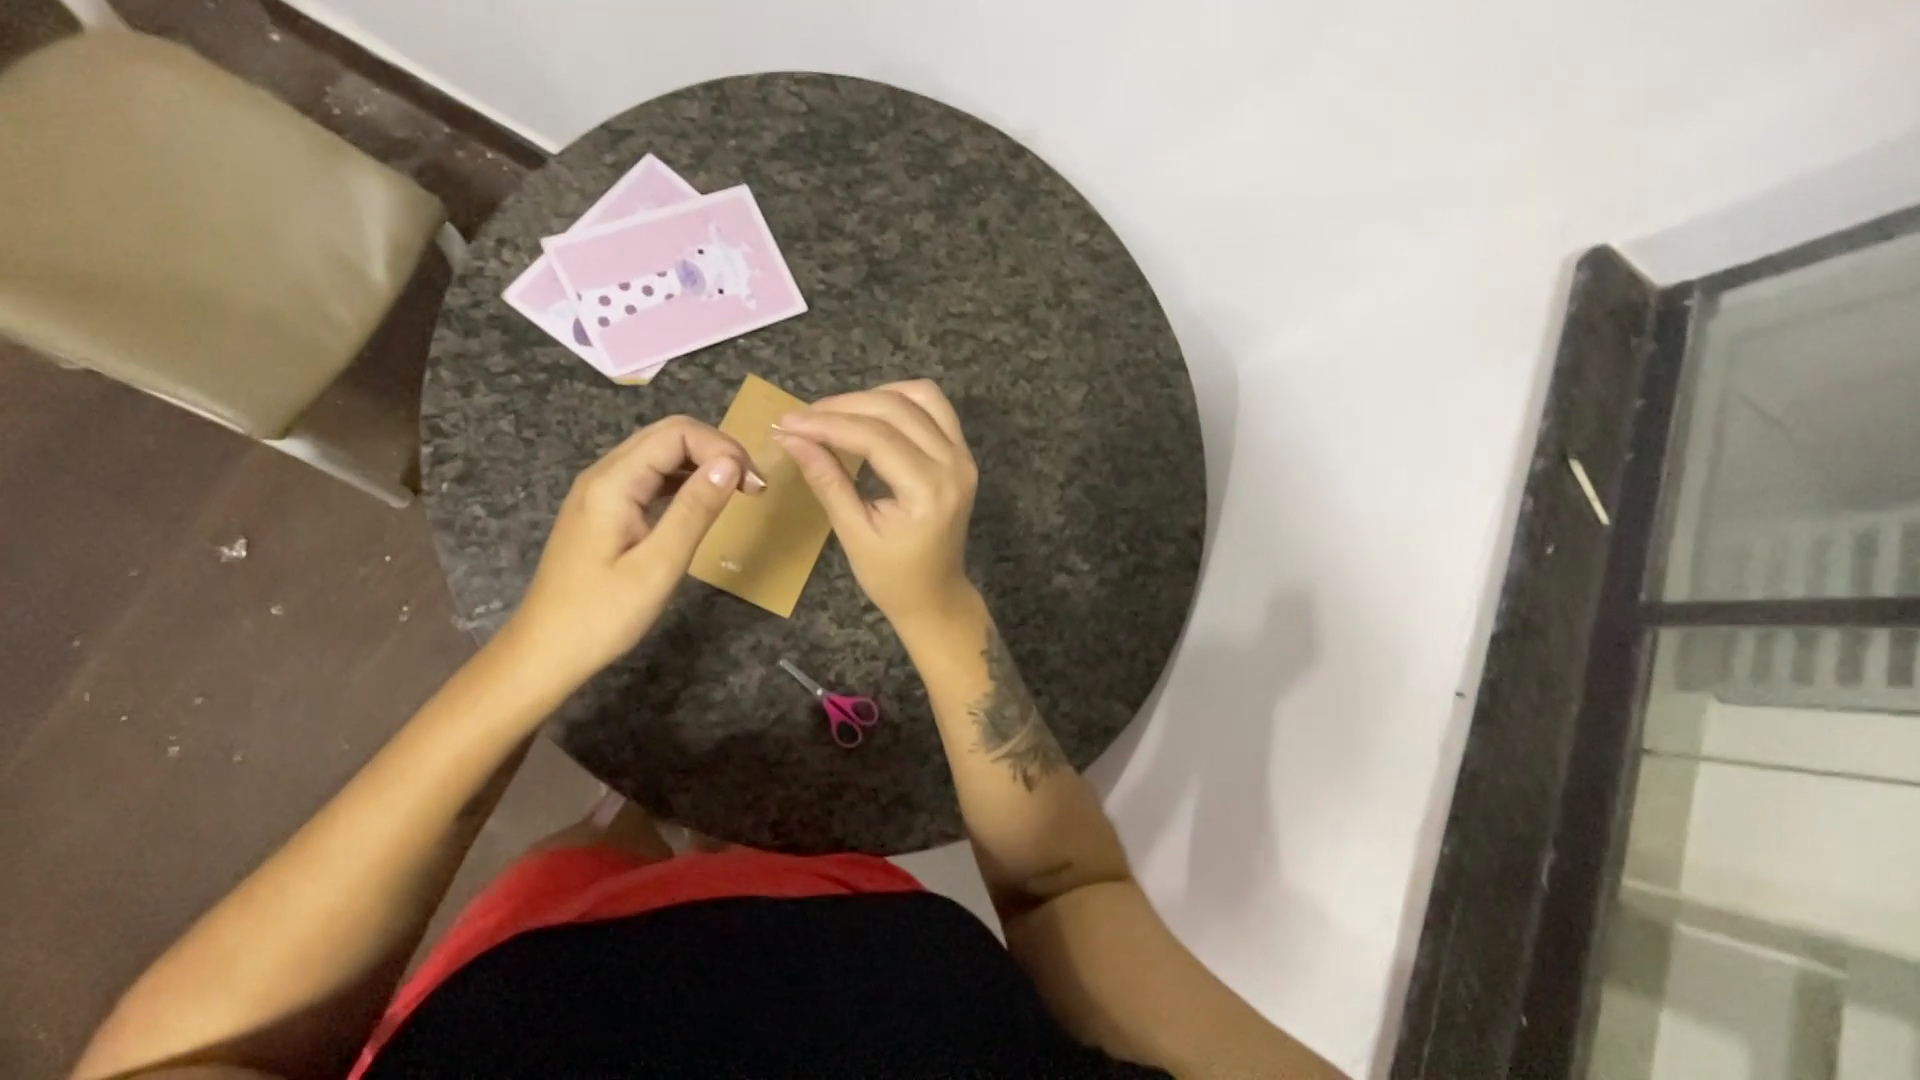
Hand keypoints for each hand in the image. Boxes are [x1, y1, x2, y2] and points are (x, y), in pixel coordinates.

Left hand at [500, 416, 763, 683]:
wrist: (545, 652)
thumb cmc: (602, 615)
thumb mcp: (658, 566)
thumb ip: (694, 510)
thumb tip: (731, 464)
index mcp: (613, 483)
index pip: (677, 434)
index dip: (722, 448)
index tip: (754, 485)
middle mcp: (603, 475)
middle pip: (667, 434)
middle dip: (716, 450)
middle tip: (753, 486)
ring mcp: (599, 492)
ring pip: (658, 454)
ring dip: (702, 463)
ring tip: (738, 492)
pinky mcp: (603, 511)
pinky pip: (648, 477)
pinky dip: (682, 480)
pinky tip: (702, 503)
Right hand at [775, 379, 978, 626]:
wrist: (936, 596)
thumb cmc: (892, 577)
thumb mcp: (853, 533)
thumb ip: (827, 480)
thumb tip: (792, 438)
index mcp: (928, 491)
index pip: (875, 438)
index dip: (828, 424)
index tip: (789, 422)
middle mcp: (953, 465)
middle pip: (896, 409)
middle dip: (844, 406)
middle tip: (803, 417)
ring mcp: (963, 456)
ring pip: (920, 397)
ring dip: (873, 396)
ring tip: (834, 413)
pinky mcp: (961, 453)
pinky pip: (934, 408)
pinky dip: (899, 400)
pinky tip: (868, 413)